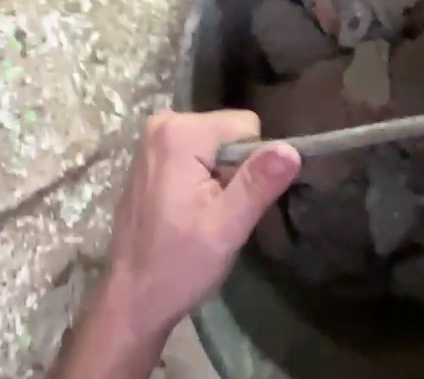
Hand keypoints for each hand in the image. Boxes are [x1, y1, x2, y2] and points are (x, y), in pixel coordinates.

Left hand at [99, 111, 300, 338]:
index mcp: (181, 131)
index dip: (250, 165)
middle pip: (228, 132)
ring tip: (202, 212)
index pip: (247, 126)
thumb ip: (258, 183)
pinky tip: (187, 208)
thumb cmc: (178, 265)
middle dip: (233, 169)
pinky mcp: (149, 155)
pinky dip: (200, 176)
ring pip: (214, 143)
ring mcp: (152, 138)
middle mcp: (163, 122)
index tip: (232, 202)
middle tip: (217, 211)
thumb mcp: (226, 228)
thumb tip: (292, 149)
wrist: (130, 301)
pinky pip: (195, 151)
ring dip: (218, 175)